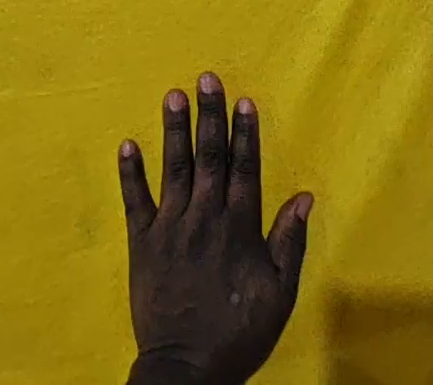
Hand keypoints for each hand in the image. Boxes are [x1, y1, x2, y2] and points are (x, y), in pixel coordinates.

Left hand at [119, 73, 313, 384]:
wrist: (186, 371)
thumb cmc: (238, 331)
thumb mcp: (279, 294)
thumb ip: (289, 242)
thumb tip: (304, 196)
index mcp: (238, 227)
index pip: (243, 168)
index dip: (244, 132)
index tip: (243, 100)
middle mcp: (204, 218)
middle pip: (208, 157)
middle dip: (209, 116)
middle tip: (206, 78)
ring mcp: (170, 229)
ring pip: (173, 169)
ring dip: (173, 130)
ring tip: (173, 95)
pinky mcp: (142, 244)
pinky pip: (135, 202)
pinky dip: (130, 173)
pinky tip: (127, 144)